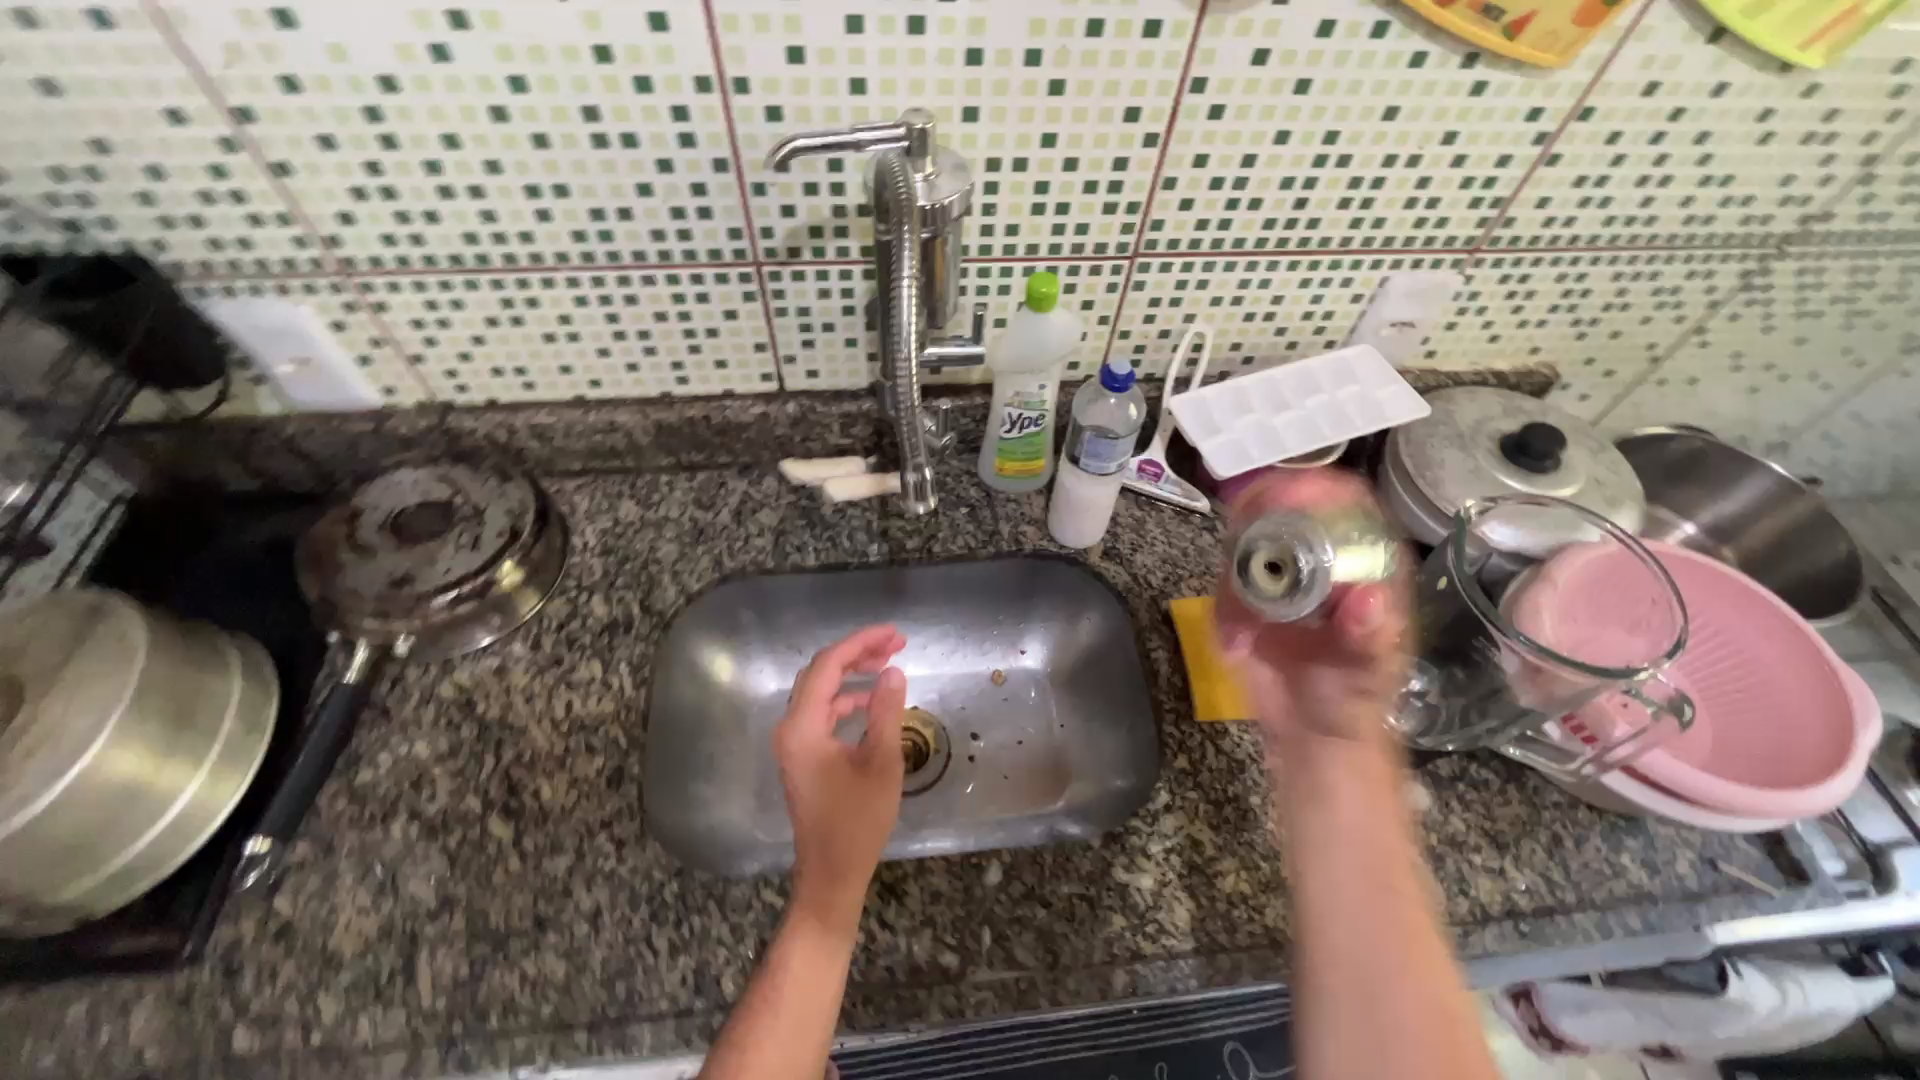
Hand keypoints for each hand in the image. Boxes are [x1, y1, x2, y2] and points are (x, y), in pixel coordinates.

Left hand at [774, 624, 908, 930]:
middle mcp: (790, 728)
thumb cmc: (857, 822)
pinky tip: (872, 701)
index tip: (895, 634)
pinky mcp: (801, 755)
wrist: (831, 873)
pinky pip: (821, 712)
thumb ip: (885, 712)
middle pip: (820, 673)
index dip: (862, 643)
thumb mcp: (881, 763)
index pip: (829, 666)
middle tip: (897, 644)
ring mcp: (793, 742)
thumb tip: (893, 672)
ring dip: (852, 675)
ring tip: (889, 666)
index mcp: (803, 727)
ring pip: (820, 691)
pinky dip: (846, 699)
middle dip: (858, 653)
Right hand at [1214, 469, 1410, 749]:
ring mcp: (1281, 576)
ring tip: (1241, 631)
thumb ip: (1369, 637)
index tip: (1280, 496)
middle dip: (1255, 528)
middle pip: (1283, 510)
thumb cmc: (1354, 700)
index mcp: (1363, 563)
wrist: (1312, 735)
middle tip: (1238, 555)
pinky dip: (1222, 611)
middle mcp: (1320, 559)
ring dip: (1233, 580)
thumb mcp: (1368, 671)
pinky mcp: (1247, 598)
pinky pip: (1223, 584)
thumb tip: (1367, 597)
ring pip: (1244, 545)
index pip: (1343, 502)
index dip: (1313, 487)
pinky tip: (1235, 645)